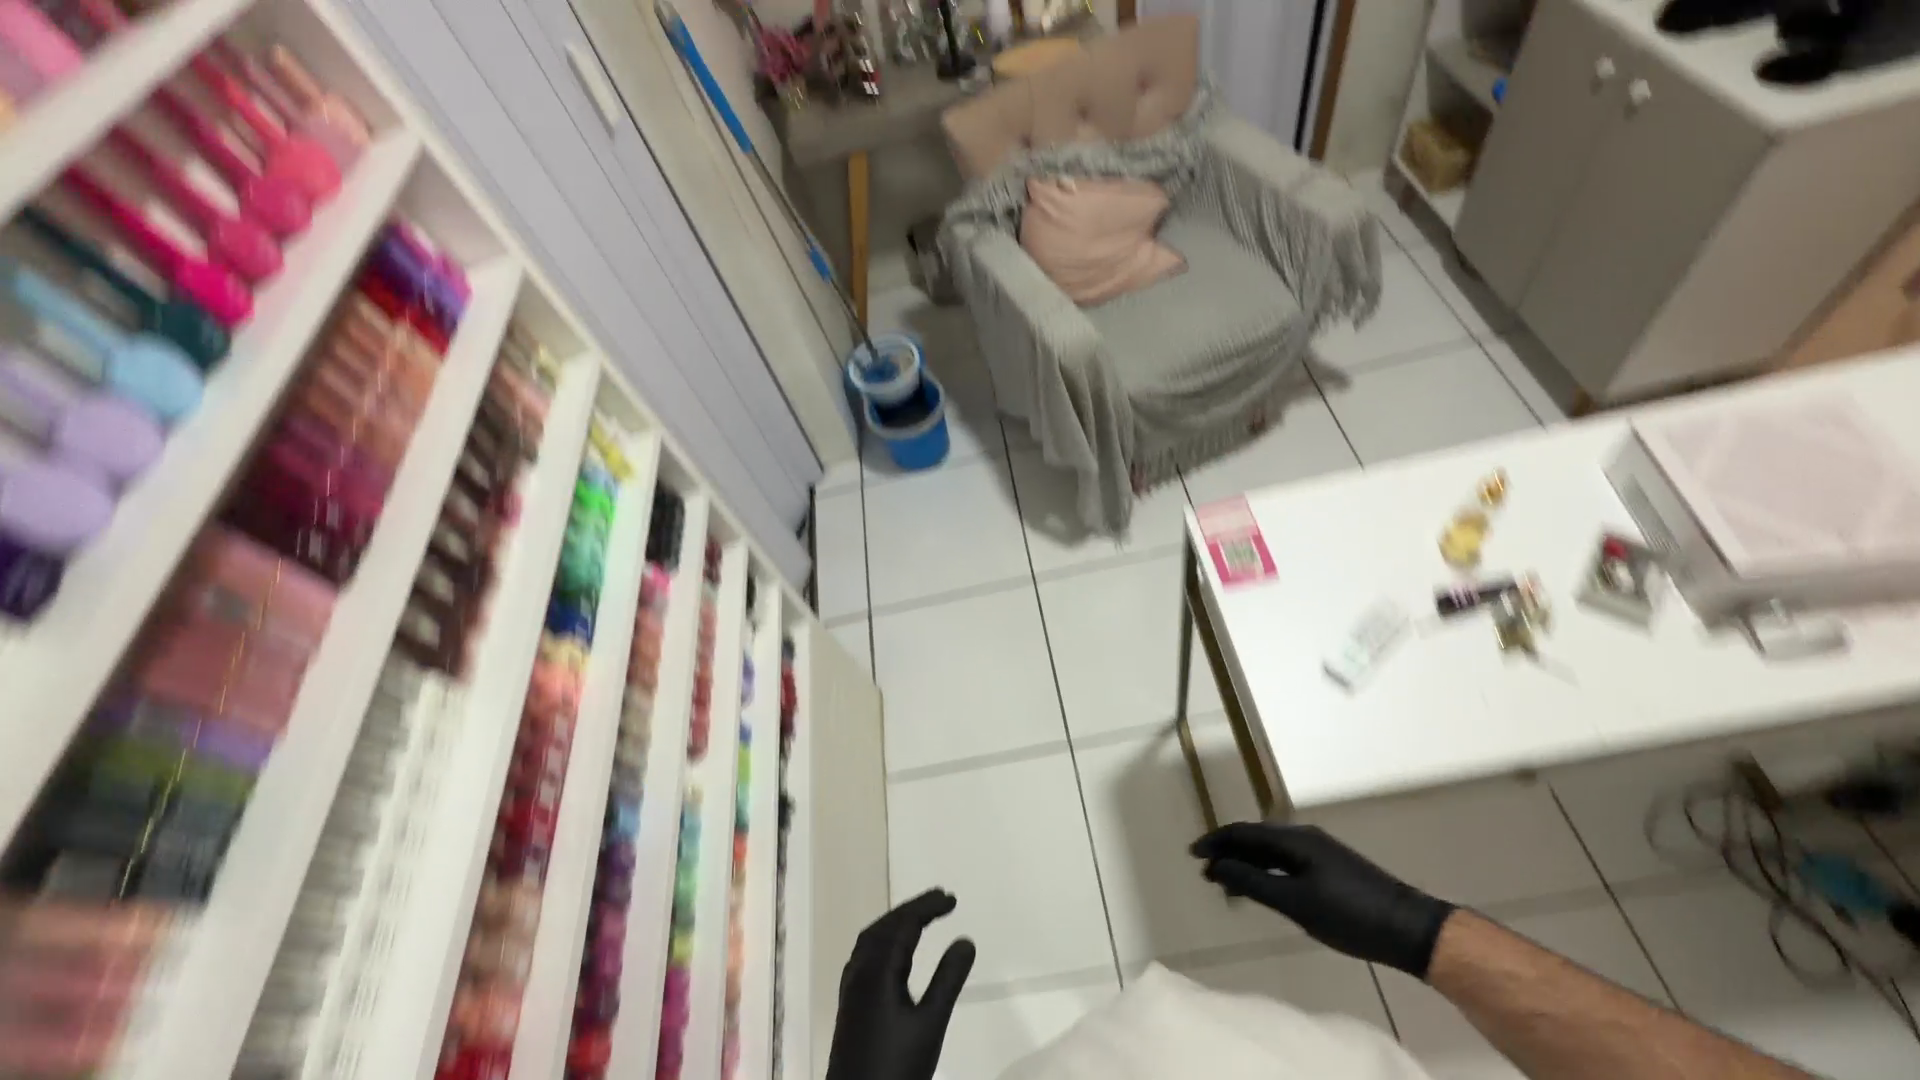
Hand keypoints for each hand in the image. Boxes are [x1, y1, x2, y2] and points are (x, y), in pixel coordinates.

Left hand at [826, 888, 976, 1079]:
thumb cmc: (897, 1066)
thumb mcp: (931, 1024)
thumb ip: (948, 980)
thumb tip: (965, 940)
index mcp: (878, 970)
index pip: (904, 924)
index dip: (928, 907)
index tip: (952, 898)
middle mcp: (860, 972)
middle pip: (885, 926)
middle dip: (912, 909)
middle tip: (940, 900)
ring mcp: (851, 989)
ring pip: (871, 940)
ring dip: (896, 923)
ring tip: (921, 919)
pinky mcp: (850, 1005)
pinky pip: (865, 956)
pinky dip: (884, 941)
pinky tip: (894, 955)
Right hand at [1192, 822, 1454, 978]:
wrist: (1408, 928)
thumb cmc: (1348, 915)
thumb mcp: (1295, 902)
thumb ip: (1253, 883)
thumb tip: (1218, 866)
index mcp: (1295, 840)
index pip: (1244, 832)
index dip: (1216, 841)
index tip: (1193, 854)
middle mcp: (1305, 837)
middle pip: (1256, 838)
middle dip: (1228, 852)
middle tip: (1206, 873)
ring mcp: (1320, 852)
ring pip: (1272, 850)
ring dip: (1247, 863)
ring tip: (1227, 884)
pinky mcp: (1331, 867)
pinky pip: (1286, 860)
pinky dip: (1266, 870)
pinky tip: (1263, 888)